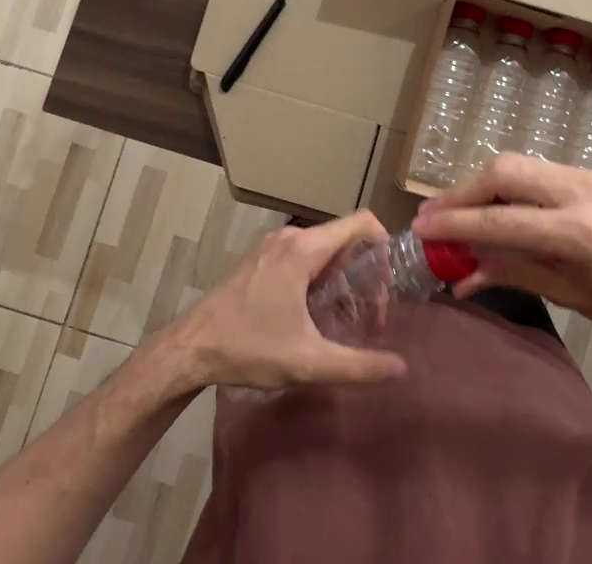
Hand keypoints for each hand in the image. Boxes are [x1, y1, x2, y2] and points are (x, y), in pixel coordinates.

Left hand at [162, 210, 408, 389]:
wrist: (189, 350)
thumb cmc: (248, 349)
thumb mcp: (308, 362)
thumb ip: (358, 365)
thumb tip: (401, 368)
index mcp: (303, 249)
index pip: (361, 222)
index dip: (384, 246)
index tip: (388, 284)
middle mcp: (289, 237)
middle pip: (344, 239)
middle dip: (365, 272)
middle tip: (371, 314)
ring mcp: (271, 247)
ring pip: (323, 249)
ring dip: (342, 278)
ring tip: (347, 318)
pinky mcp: (260, 260)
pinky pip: (303, 256)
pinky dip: (319, 277)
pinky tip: (316, 315)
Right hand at [412, 154, 591, 338]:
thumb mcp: (574, 297)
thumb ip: (516, 276)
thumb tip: (463, 278)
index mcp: (577, 233)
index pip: (501, 220)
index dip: (455, 224)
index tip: (420, 230)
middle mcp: (576, 193)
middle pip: (502, 172)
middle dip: (460, 192)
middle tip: (430, 218)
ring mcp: (581, 176)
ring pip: (513, 163)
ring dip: (477, 184)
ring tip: (450, 212)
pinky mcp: (583, 174)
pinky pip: (530, 169)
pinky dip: (500, 183)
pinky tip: (487, 205)